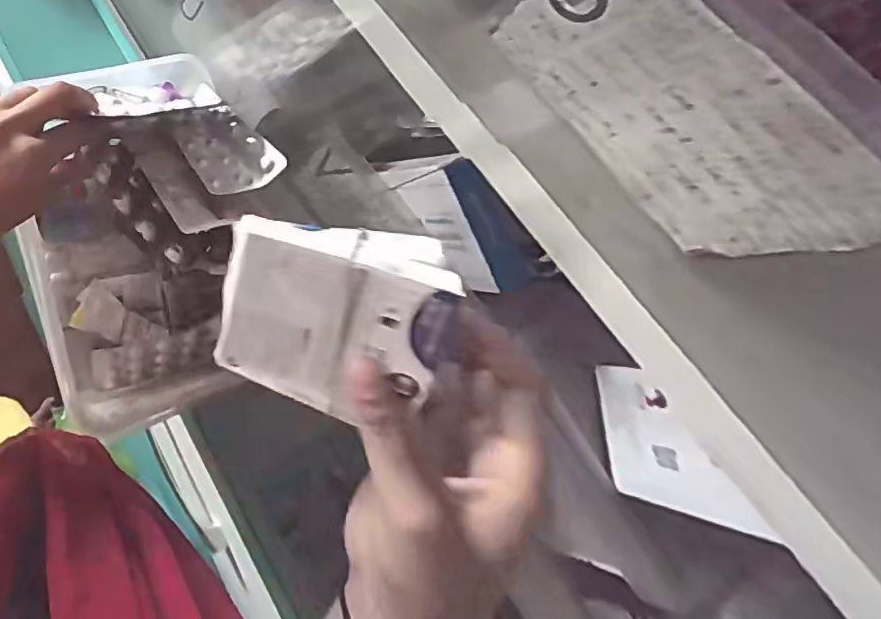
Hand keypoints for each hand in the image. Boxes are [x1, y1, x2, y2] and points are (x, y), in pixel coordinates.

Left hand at [0, 83, 98, 247]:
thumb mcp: (32, 202)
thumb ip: (62, 175)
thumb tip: (83, 157)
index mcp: (31, 155)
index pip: (76, 131)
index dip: (93, 129)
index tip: (99, 128)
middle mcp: (7, 126)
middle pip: (57, 93)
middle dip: (78, 99)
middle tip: (84, 108)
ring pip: (21, 93)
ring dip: (36, 105)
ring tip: (37, 120)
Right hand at [342, 313, 546, 618]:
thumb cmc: (425, 579)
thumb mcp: (413, 507)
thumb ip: (388, 430)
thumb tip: (361, 360)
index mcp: (512, 468)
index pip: (520, 390)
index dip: (494, 346)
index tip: (451, 309)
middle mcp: (486, 452)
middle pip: (479, 382)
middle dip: (450, 342)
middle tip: (408, 300)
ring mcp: (446, 452)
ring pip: (440, 389)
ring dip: (416, 357)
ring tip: (384, 315)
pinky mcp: (411, 455)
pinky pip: (406, 406)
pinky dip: (391, 381)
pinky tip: (367, 356)